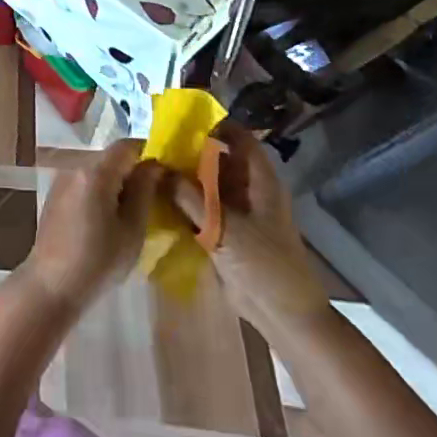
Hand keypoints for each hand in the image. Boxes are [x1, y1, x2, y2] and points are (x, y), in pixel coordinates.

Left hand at [18, 139, 160, 310]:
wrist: (51, 285)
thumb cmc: (98, 261)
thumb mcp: (132, 229)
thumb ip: (144, 190)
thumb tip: (154, 165)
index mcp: (95, 172)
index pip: (127, 146)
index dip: (148, 154)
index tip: (164, 175)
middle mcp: (75, 166)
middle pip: (111, 157)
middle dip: (133, 170)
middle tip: (151, 197)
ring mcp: (61, 179)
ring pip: (98, 169)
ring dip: (116, 182)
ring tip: (129, 211)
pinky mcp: (55, 194)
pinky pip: (84, 181)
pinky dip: (99, 190)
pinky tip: (105, 218)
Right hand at [167, 123, 330, 329]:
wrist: (284, 316)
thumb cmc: (263, 265)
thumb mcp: (224, 229)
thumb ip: (190, 198)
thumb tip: (159, 170)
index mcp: (260, 180)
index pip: (238, 138)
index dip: (213, 125)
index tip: (180, 120)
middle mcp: (250, 189)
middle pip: (220, 158)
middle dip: (191, 150)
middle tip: (156, 143)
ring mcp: (240, 211)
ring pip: (210, 183)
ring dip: (186, 177)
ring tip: (152, 166)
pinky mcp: (229, 232)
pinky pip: (205, 207)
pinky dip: (187, 201)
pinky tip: (160, 197)